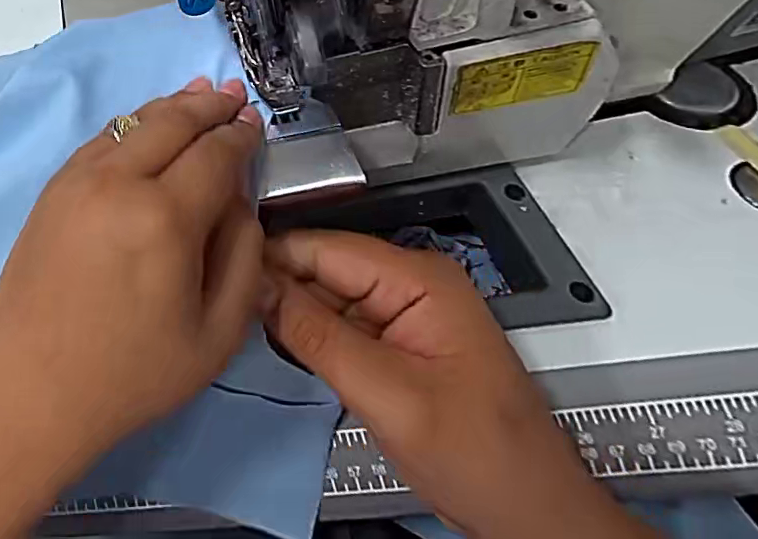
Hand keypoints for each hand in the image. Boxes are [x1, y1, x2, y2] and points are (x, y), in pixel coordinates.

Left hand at [0, 76, 266, 455]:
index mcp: (164, 217)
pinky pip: (104, 138)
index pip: (214, 154)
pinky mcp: (55, 185)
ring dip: (172, 105)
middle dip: (210, 105)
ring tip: (200, 92)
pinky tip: (149, 123)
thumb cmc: (130, 371)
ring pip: (135, 121)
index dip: (240, 135)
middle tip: (233, 94)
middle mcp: (119, 181)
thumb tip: (237, 198)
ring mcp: (79, 177)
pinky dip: (135, 122)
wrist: (31, 381)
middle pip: (174, 121)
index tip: (255, 124)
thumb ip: (242, 255)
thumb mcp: (217, 334)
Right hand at [261, 231, 655, 538]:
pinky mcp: (391, 335)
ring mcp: (399, 307)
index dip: (269, 257)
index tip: (222, 276)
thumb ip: (317, 335)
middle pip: (319, 265)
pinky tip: (279, 341)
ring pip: (321, 291)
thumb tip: (255, 285)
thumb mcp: (390, 397)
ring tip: (242, 322)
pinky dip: (306, 330)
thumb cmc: (479, 456)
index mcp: (415, 277)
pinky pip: (335, 318)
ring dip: (286, 308)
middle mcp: (406, 279)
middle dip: (275, 285)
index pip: (321, 246)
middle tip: (227, 307)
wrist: (535, 519)